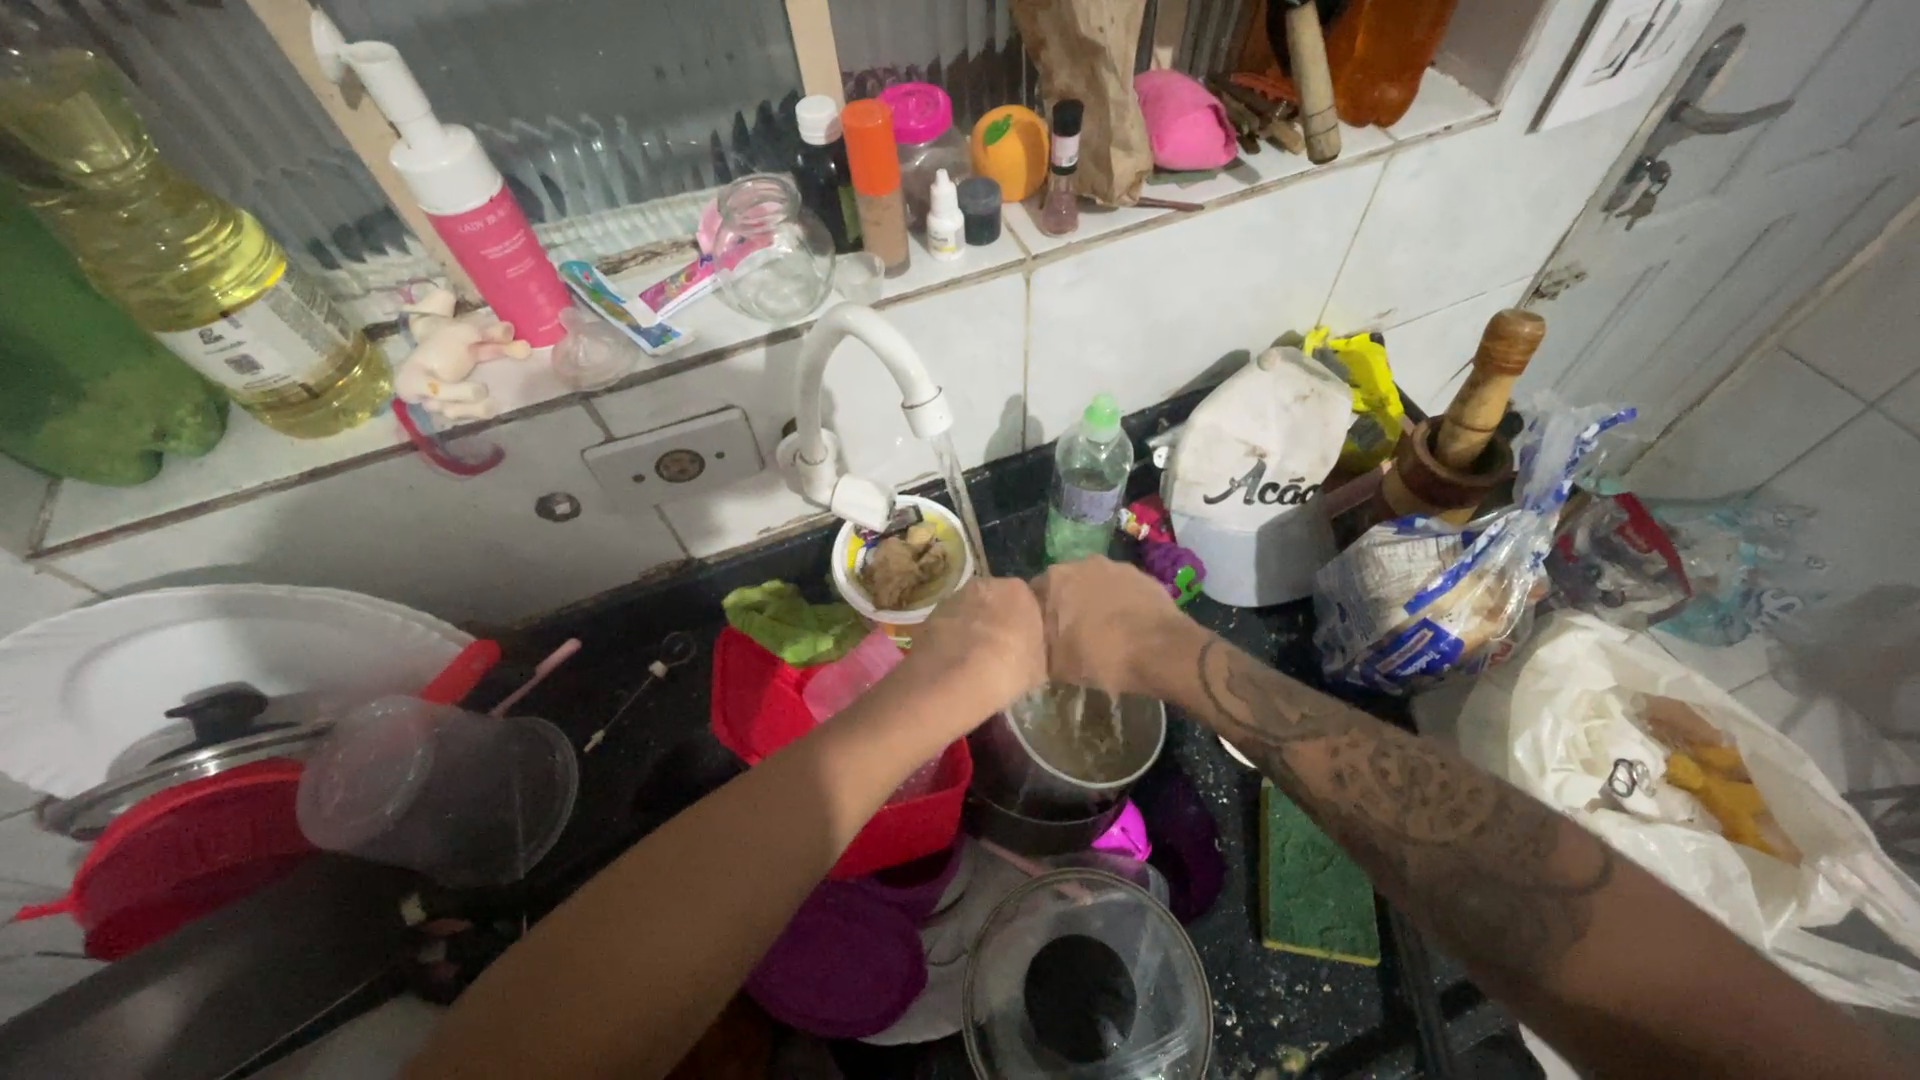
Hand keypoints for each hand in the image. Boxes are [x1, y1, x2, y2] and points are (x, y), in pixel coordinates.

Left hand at [898, 576, 1046, 719]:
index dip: (1024, 622)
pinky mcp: (929, 617)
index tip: (1023, 643)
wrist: (958, 679)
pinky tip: (953, 664)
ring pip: (967, 612)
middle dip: (995, 620)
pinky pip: (947, 627)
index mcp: (1017, 589)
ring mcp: (953, 599)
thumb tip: (1031, 652)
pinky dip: (950, 640)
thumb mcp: (1039, 665)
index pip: (1026, 600)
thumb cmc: (1010, 668)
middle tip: (999, 650)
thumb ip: (1037, 649)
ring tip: (972, 660)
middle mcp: (984, 584)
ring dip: (970, 629)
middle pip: (994, 601)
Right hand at [1032, 557, 1185, 696]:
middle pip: (1068, 586)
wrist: (1161, 652)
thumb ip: (1041, 649)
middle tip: (1072, 635)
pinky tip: (1128, 629)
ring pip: (1098, 586)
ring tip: (1104, 633)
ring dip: (1097, 603)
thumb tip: (1039, 647)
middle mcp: (1084, 563)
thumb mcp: (1057, 666)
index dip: (1038, 617)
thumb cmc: (1101, 656)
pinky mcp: (1146, 577)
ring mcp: (1118, 567)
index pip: (1035, 594)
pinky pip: (1124, 591)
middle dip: (1068, 606)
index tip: (1044, 636)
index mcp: (1055, 579)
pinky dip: (1122, 606)